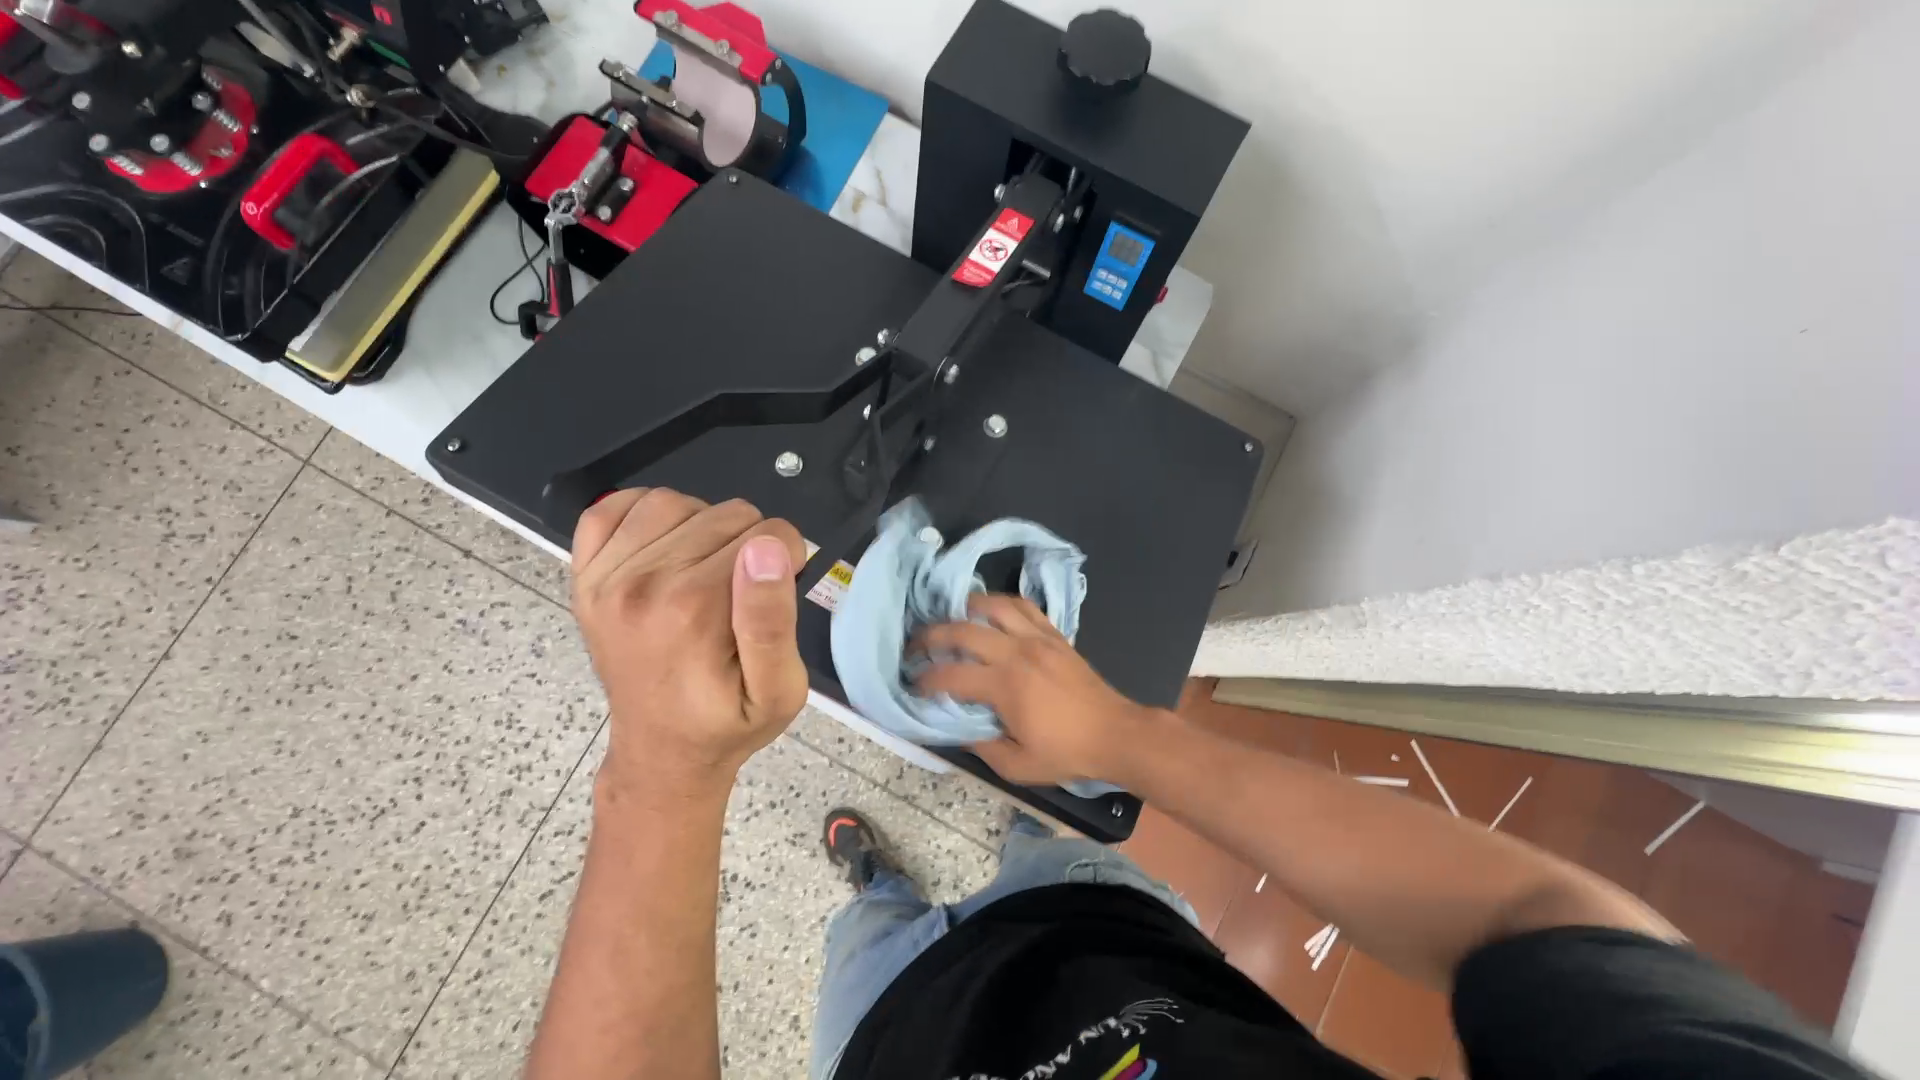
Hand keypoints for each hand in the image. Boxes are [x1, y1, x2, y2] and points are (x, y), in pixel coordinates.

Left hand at [571, 489, 809, 792]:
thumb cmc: (728, 723)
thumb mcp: (778, 691)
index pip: (769, 533)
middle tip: (743, 596)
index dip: (788, 559)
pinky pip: (611, 508)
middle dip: (751, 544)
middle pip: (727, 514)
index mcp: (695, 610)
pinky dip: (642, 515)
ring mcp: (606, 577)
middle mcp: (643, 583)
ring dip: (703, 525)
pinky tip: (664, 548)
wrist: (661, 751)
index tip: (777, 597)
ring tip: (709, 569)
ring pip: (677, 502)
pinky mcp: (585, 576)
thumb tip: (764, 546)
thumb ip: (774, 619)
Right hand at [915, 595, 1158, 787]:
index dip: (925, 679)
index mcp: (1004, 686)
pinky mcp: (1054, 635)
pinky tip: (991, 614)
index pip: (950, 674)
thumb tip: (956, 729)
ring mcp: (1037, 638)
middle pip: (962, 630)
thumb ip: (981, 746)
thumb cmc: (1066, 753)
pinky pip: (1023, 607)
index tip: (914, 686)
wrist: (1115, 734)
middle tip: (915, 647)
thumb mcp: (1017, 766)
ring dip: (965, 610)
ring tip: (950, 620)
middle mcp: (1016, 653)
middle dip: (931, 636)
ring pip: (993, 607)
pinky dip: (1001, 605)